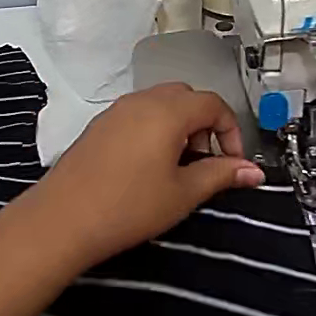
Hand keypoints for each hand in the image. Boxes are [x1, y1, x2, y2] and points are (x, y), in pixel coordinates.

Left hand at [18, 83, 262, 268]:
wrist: (64, 218)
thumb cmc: (126, 206)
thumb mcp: (183, 193)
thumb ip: (221, 175)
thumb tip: (252, 171)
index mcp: (167, 111)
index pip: (213, 103)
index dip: (231, 131)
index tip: (233, 162)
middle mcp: (140, 101)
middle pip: (186, 97)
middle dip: (205, 124)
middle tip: (205, 161)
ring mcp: (116, 111)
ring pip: (160, 103)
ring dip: (179, 125)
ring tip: (178, 167)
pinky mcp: (99, 125)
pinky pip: (137, 114)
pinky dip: (154, 128)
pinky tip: (149, 166)